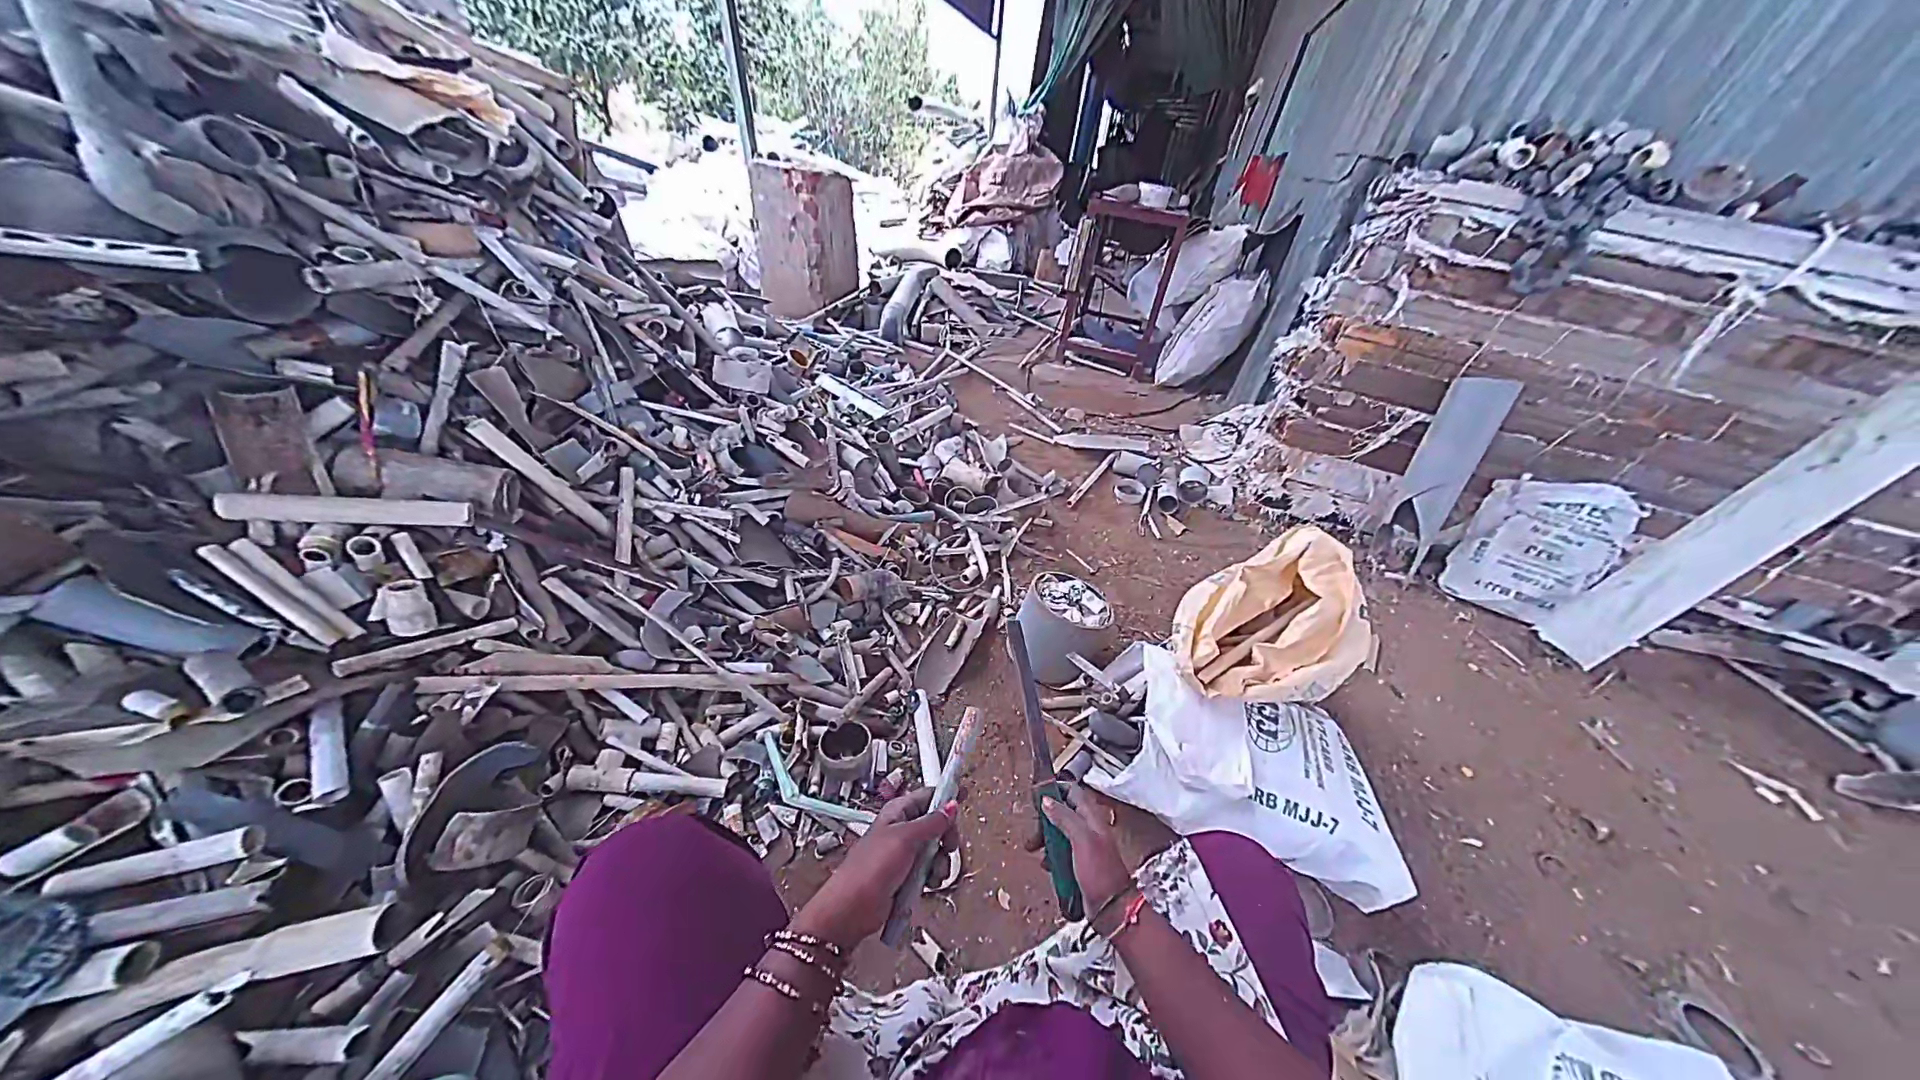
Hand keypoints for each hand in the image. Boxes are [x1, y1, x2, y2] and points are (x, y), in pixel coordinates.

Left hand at [792, 788, 957, 949]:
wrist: (853, 909)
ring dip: (940, 861)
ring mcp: (905, 853)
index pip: (927, 796)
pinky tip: (928, 883)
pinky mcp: (907, 875)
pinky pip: (930, 870)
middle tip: (947, 846)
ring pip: (936, 849)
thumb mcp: (905, 839)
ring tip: (932, 871)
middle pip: (937, 824)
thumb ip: (932, 823)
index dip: (945, 795)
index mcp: (898, 812)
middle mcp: (902, 830)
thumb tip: (951, 806)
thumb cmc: (871, 868)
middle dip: (946, 836)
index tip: (963, 794)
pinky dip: (933, 876)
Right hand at [1041, 784, 1133, 918]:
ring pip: (1058, 833)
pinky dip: (1051, 856)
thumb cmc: (1102, 874)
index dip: (1055, 790)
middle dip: (1045, 820)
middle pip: (1061, 812)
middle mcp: (1088, 828)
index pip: (1072, 792)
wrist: (1112, 909)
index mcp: (1092, 818)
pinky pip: (1060, 852)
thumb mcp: (1082, 840)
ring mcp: (1083, 846)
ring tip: (1036, 849)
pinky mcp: (1078, 863)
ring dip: (1046, 839)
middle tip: (1035, 832)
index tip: (1039, 797)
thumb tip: (1047, 801)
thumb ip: (1065, 817)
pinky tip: (1048, 864)